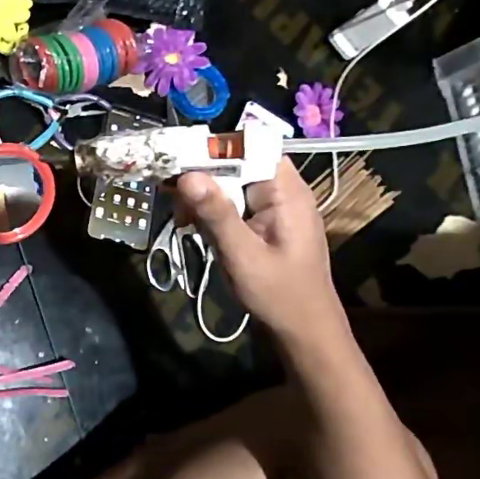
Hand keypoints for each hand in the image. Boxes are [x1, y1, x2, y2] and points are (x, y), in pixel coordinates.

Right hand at [175, 159, 348, 346]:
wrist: (304, 332)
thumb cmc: (278, 295)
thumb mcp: (242, 255)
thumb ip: (216, 213)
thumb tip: (188, 175)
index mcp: (286, 191)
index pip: (250, 146)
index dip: (214, 149)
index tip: (179, 162)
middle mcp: (284, 190)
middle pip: (238, 163)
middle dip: (204, 176)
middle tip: (174, 198)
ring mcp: (277, 206)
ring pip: (233, 183)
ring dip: (206, 196)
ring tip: (183, 218)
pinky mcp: (267, 222)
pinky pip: (236, 202)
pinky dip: (215, 211)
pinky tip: (197, 227)